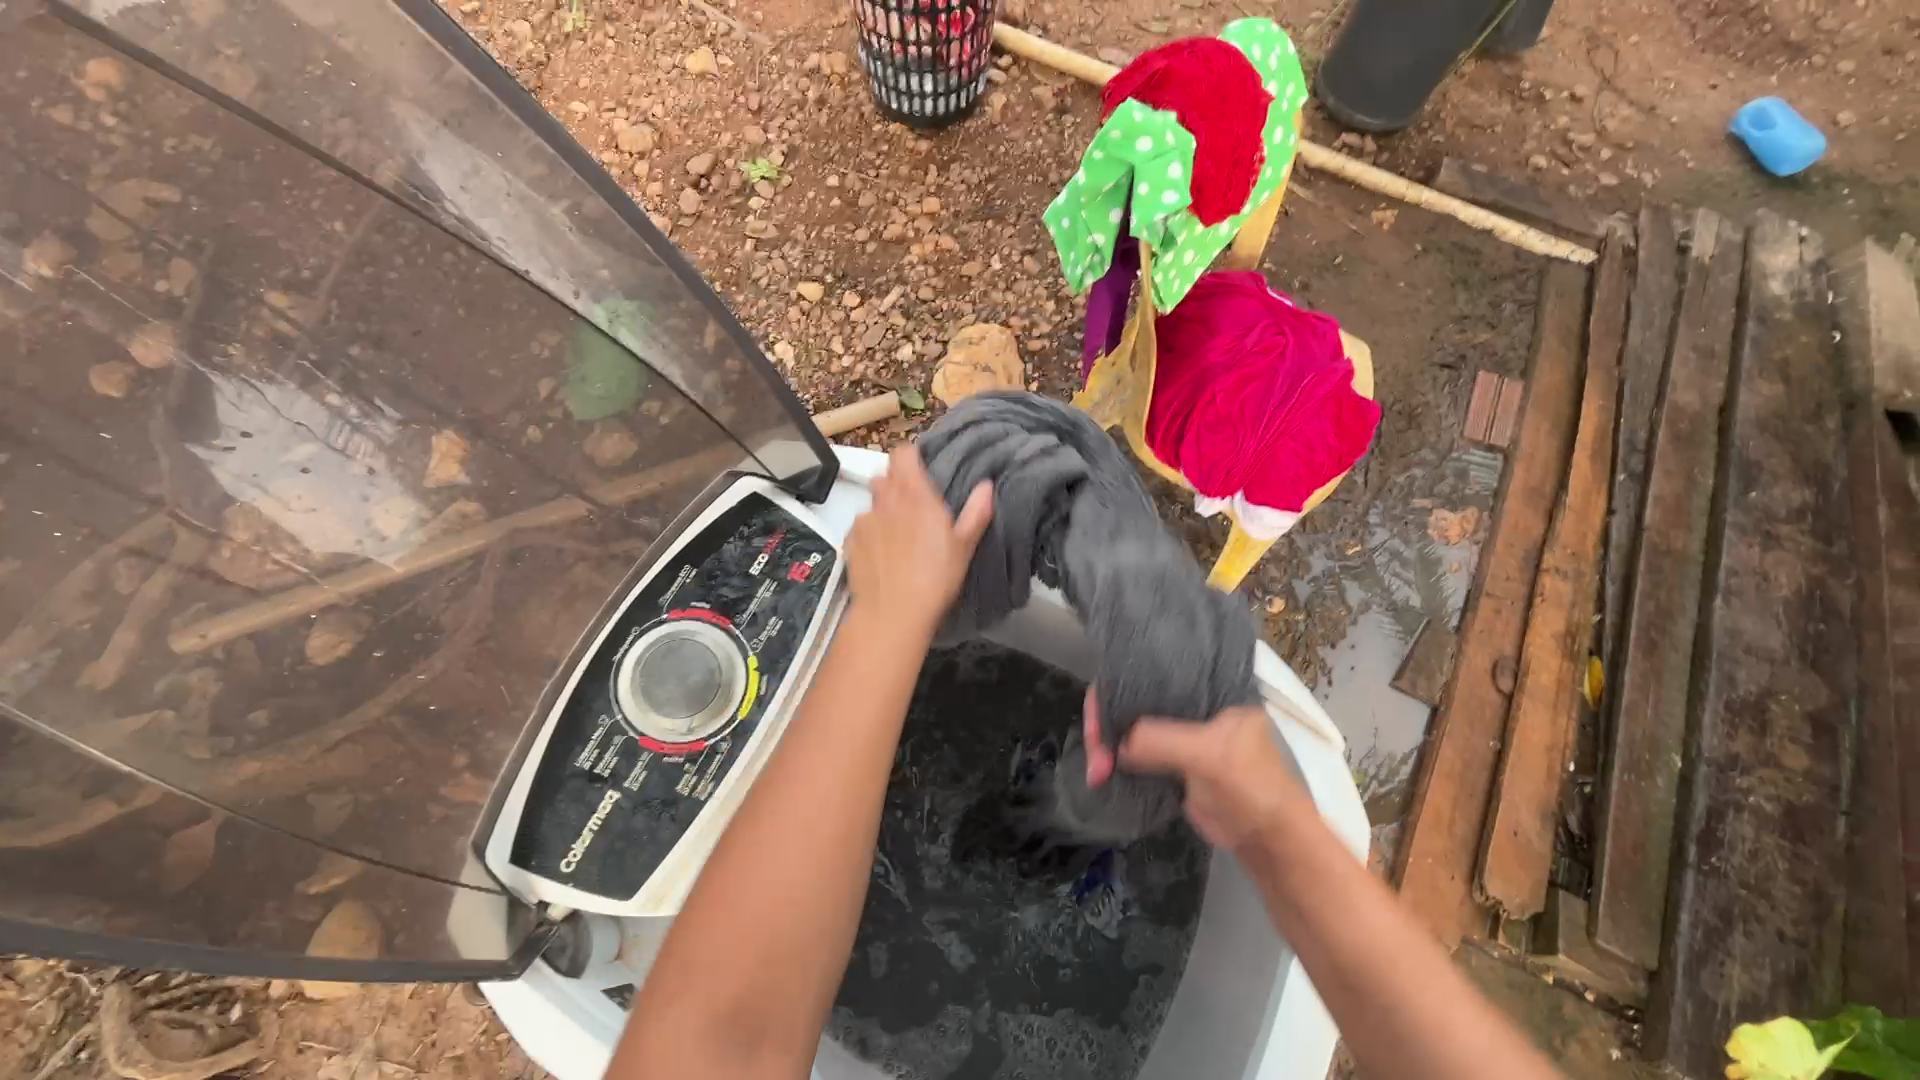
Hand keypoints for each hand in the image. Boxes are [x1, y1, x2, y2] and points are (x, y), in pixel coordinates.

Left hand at [844, 443, 991, 633]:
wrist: (893, 613)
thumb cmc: (934, 579)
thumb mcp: (964, 547)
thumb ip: (975, 512)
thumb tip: (986, 487)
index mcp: (916, 495)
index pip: (903, 453)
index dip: (910, 457)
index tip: (920, 469)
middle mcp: (886, 501)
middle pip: (884, 475)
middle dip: (896, 484)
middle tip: (912, 506)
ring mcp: (865, 520)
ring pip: (871, 502)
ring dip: (882, 510)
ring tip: (897, 536)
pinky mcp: (850, 540)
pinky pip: (860, 526)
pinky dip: (870, 533)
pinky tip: (882, 555)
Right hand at [1083, 690, 1304, 852]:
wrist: (1267, 840)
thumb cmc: (1250, 786)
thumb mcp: (1209, 755)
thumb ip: (1161, 740)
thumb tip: (1115, 745)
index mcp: (1208, 687)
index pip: (1151, 673)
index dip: (1117, 690)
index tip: (1099, 720)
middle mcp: (1190, 703)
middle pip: (1132, 700)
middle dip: (1106, 726)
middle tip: (1096, 761)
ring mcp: (1179, 733)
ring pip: (1127, 727)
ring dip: (1106, 748)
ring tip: (1097, 775)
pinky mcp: (1170, 762)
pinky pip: (1132, 753)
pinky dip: (1114, 763)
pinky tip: (1101, 776)